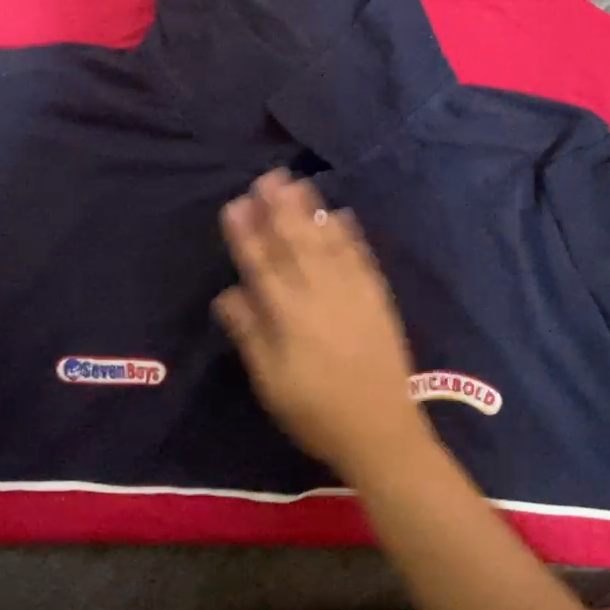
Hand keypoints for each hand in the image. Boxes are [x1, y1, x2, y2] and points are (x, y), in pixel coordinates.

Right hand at [214, 169, 433, 477]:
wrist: (381, 432)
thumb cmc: (315, 412)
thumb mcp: (270, 381)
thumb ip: (250, 334)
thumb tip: (228, 293)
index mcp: (288, 315)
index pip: (261, 265)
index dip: (246, 234)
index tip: (235, 203)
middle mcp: (319, 294)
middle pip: (294, 243)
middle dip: (279, 208)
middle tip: (268, 177)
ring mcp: (352, 293)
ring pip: (327, 242)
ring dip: (311, 211)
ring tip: (298, 183)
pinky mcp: (377, 299)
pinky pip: (361, 257)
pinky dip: (349, 234)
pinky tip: (340, 214)